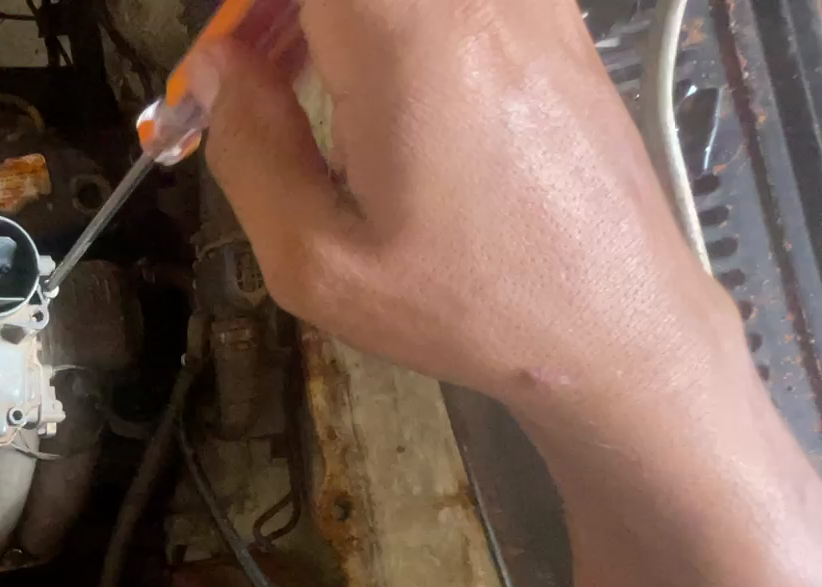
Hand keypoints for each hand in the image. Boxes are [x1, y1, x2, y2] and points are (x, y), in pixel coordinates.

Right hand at [193, 0, 746, 421]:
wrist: (604, 320)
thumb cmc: (453, 304)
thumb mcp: (314, 261)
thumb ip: (251, 154)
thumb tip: (216, 69)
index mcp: (414, 42)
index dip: (247, 6)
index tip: (218, 68)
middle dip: (274, 13)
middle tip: (239, 80)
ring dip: (322, 22)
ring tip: (287, 93)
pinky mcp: (548, 19)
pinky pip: (438, 0)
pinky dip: (377, 26)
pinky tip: (360, 94)